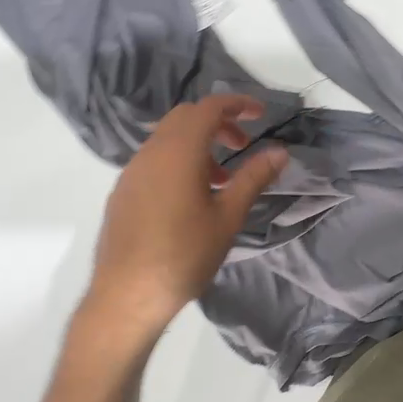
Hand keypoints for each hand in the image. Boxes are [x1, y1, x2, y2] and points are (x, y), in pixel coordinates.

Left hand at [83, 94, 287, 338]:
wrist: (126, 298)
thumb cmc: (183, 256)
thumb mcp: (228, 217)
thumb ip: (253, 178)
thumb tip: (280, 151)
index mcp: (178, 152)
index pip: (208, 107)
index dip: (237, 103)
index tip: (261, 114)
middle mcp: (150, 153)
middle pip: (185, 117)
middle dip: (217, 122)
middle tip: (242, 146)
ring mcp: (131, 172)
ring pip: (167, 139)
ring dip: (197, 144)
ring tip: (220, 180)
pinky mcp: (121, 192)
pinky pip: (153, 160)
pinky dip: (177, 161)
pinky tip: (189, 199)